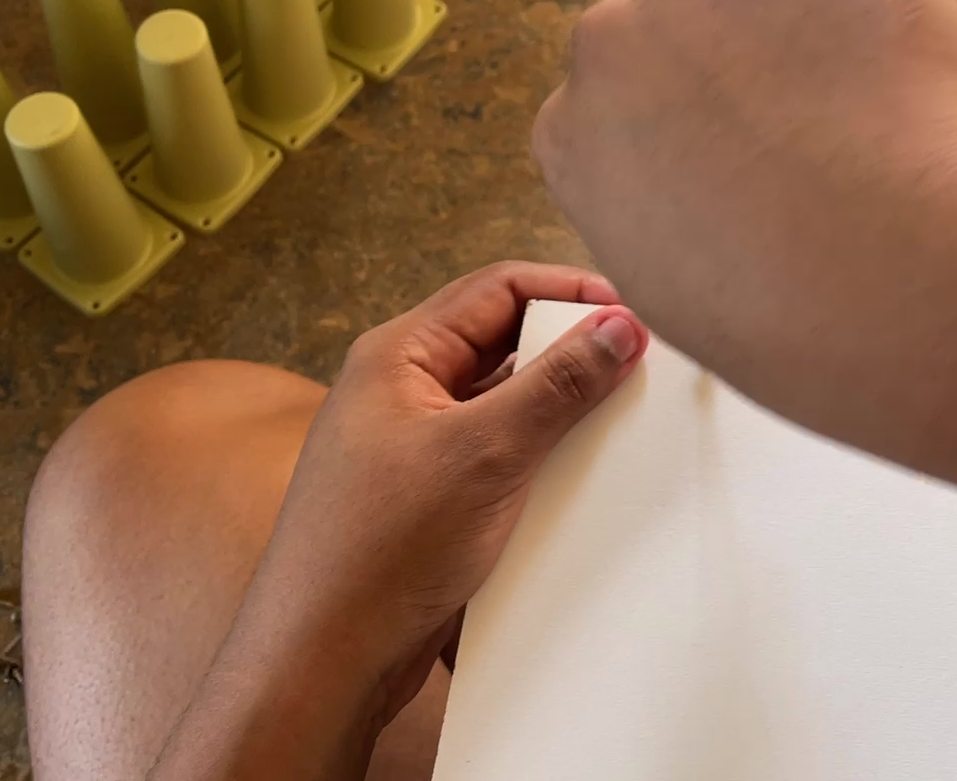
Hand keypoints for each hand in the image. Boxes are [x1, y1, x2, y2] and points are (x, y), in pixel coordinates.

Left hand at [152, 263, 647, 779]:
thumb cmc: (382, 550)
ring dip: (563, 394)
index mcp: (401, 354)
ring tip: (618, 405)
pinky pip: (506, 439)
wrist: (322, 669)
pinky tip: (585, 457)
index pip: (500, 287)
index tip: (628, 312)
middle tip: (633, 358)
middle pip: (507, 335)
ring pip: (510, 390)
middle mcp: (410, 385)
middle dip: (571, 342)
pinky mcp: (440, 482)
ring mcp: (423, 437)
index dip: (569, 290)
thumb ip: (559, 382)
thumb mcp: (486, 452)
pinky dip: (547, 439)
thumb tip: (622, 325)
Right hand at [534, 0, 956, 454]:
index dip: (698, 122)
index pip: (627, 98)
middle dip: (743, 63)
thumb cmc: (791, 319)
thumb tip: (700, 182)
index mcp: (574, 129)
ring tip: (868, 113)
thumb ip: (657, 209)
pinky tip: (900, 73)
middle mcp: (616, 34)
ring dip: (810, 26)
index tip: (748, 148)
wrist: (890, 273)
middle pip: (687, 27)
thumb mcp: (675, 291)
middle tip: (817, 127)